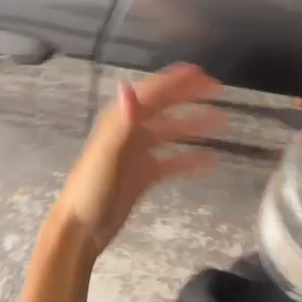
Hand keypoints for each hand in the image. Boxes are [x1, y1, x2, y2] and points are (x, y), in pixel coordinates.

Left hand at [52, 63, 225, 254]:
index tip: (199, 71)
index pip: (152, 92)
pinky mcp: (144, 174)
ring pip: (171, 132)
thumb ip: (121, 122)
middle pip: (164, 106)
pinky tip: (210, 159)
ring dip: (194, 124)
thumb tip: (128, 85)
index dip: (174, 79)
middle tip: (216, 88)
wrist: (79, 229)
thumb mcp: (106, 154)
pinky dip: (189, 158)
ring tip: (221, 121)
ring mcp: (138, 152)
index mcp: (120, 119)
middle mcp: (130, 130)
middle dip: (188, 95)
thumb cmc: (90, 187)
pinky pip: (171, 161)